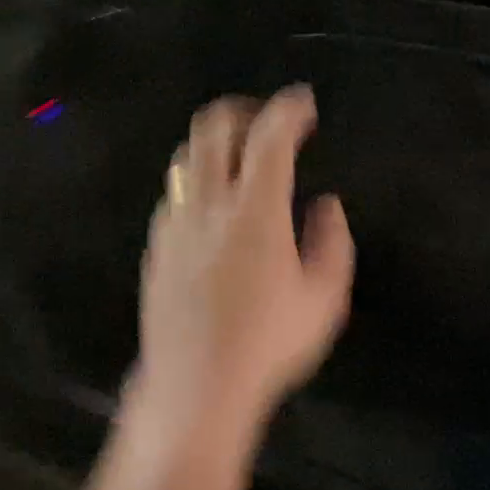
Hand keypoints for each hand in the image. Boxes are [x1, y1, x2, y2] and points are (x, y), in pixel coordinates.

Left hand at [132, 86, 353, 454]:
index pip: (270, 138)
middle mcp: (209, 205)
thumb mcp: (325, 298)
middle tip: (269, 121)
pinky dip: (199, 182)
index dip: (289, 110)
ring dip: (216, 145)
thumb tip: (325, 207)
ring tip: (242, 160)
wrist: (195, 385)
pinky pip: (175, 193)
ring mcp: (175, 224)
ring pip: (187, 156)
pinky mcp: (157, 247)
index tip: (304, 103)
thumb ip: (332, 242)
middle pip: (212, 128)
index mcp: (256, 212)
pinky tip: (216, 209)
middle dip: (243, 111)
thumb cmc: (271, 343)